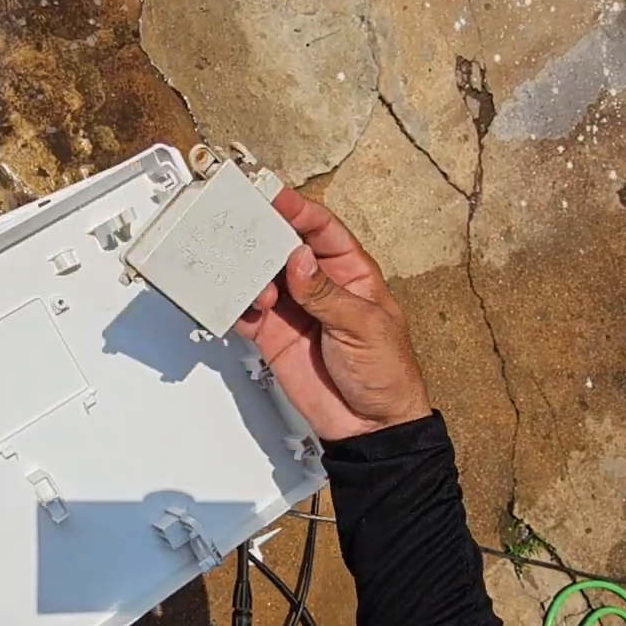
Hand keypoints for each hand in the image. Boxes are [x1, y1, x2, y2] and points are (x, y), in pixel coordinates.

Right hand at [235, 190, 431, 440]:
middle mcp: (318, 287)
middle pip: (283, 249)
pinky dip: (238, 309)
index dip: (298, 211)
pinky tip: (241, 310)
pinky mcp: (274, 337)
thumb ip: (326, 293)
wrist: (369, 426)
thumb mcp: (364, 326)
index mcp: (350, 273)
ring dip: (251, 278)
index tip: (274, 199)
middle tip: (244, 233)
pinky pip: (248, 314)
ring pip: (261, 279)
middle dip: (264, 239)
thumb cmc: (386, 373)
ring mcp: (294, 311)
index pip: (321, 231)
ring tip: (254, 291)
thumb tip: (298, 259)